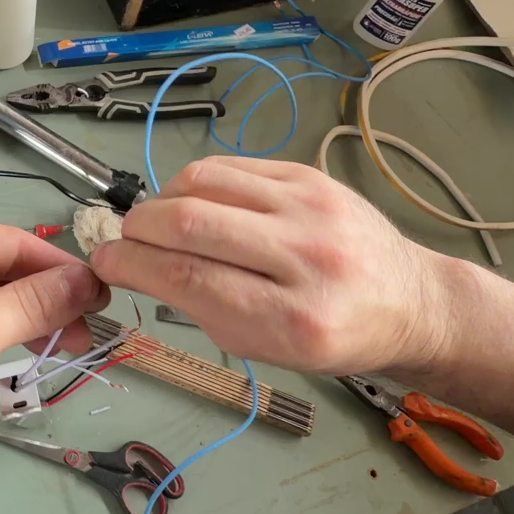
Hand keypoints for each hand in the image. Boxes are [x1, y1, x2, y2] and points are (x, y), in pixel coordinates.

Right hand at [90, 157, 460, 375]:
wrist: (408, 300)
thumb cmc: (332, 338)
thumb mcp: (266, 348)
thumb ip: (202, 307)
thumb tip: (140, 263)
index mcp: (293, 320)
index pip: (189, 278)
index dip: (132, 266)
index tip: (105, 262)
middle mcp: (307, 258)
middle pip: (190, 223)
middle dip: (138, 228)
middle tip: (125, 240)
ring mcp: (313, 207)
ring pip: (204, 181)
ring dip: (162, 199)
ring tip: (158, 220)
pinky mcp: (311, 175)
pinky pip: (231, 165)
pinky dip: (194, 182)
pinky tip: (192, 200)